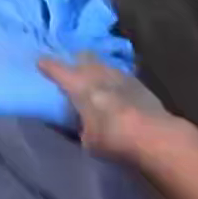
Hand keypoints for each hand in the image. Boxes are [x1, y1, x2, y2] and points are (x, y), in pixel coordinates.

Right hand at [39, 53, 173, 161]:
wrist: (157, 138)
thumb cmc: (114, 138)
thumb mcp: (89, 141)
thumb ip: (79, 127)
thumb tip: (78, 123)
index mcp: (76, 82)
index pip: (54, 67)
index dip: (45, 66)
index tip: (40, 64)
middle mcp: (94, 71)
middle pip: (81, 57)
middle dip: (76, 62)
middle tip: (74, 74)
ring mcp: (118, 74)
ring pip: (102, 64)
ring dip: (97, 71)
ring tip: (97, 82)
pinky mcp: (139, 83)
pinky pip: (120, 75)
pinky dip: (116, 82)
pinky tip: (118, 92)